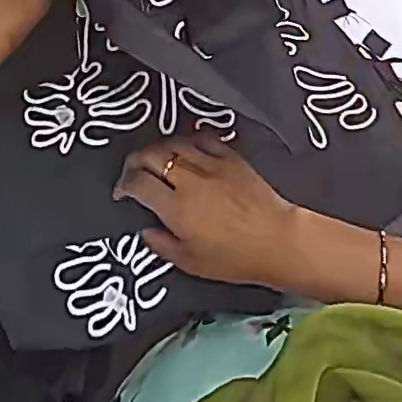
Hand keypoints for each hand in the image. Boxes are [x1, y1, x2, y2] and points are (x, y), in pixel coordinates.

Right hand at [113, 134, 310, 290]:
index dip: (124, 185)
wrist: (278, 241)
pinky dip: (190, 139)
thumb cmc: (236, 258)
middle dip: (134, 160)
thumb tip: (147, 230)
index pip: (139, 184)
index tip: (122, 192)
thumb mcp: (192, 263)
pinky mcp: (231, 157)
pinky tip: (187, 147)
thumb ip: (163, 245)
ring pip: (174, 143)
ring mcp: (211, 164)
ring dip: (158, 147)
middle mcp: (190, 181)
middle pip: (151, 156)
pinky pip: (203, 138)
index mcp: (177, 209)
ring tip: (155, 157)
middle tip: (132, 170)